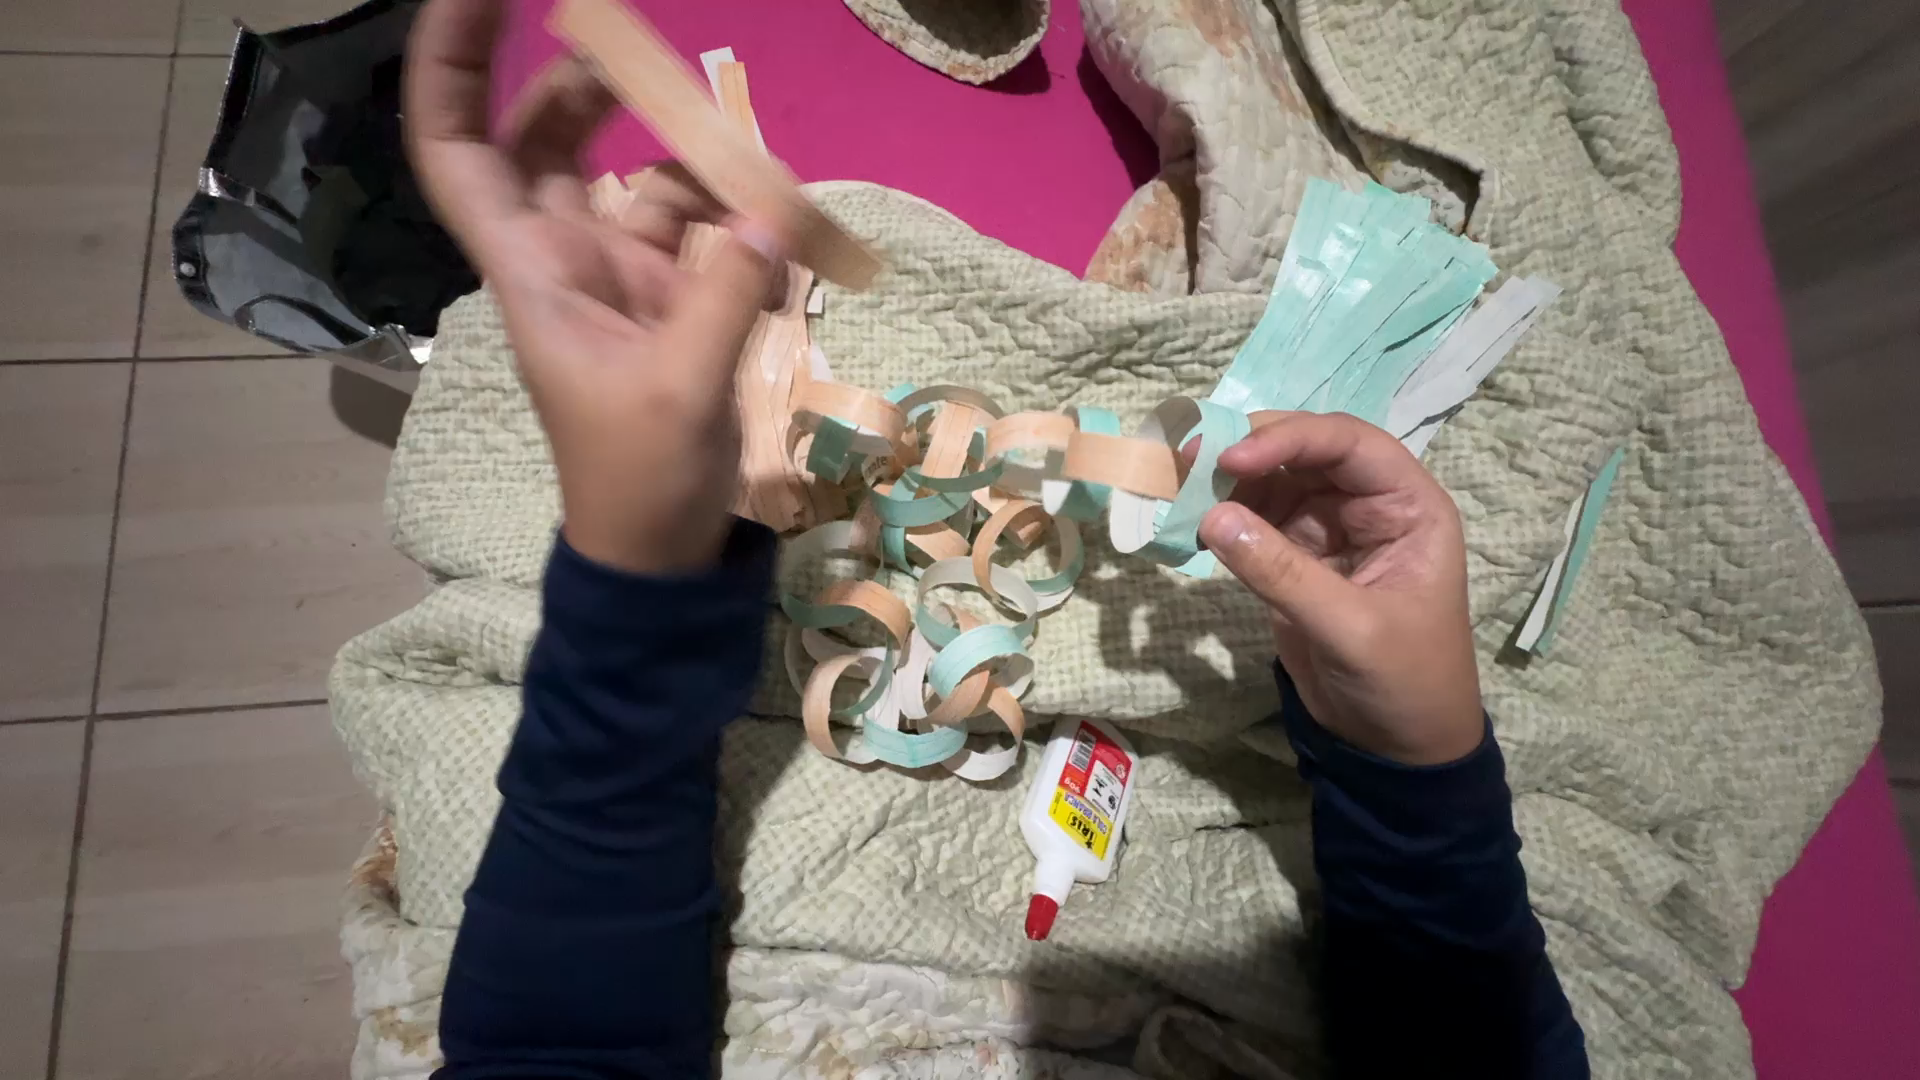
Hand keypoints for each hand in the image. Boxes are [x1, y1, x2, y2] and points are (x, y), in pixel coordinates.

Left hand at [405, 0, 794, 572]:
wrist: (660, 546)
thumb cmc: (641, 478)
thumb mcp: (680, 389)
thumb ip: (726, 296)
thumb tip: (772, 214)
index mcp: (537, 273)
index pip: (462, 149)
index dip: (453, 64)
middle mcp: (574, 263)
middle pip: (556, 147)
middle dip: (596, 97)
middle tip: (658, 68)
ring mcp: (630, 286)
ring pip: (651, 193)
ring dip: (705, 181)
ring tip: (771, 193)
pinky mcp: (679, 314)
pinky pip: (707, 247)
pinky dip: (742, 240)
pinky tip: (783, 254)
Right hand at [1198, 413, 1482, 765]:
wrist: (1393, 743)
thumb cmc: (1401, 680)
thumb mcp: (1348, 627)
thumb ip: (1281, 572)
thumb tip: (1210, 516)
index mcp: (1407, 507)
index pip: (1349, 444)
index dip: (1290, 438)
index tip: (1230, 458)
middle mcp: (1366, 505)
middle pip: (1305, 452)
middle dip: (1250, 449)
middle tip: (1190, 458)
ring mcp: (1325, 529)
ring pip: (1272, 481)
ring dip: (1227, 481)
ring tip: (1180, 487)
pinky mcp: (1292, 556)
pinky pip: (1252, 521)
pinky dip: (1220, 517)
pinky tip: (1191, 521)